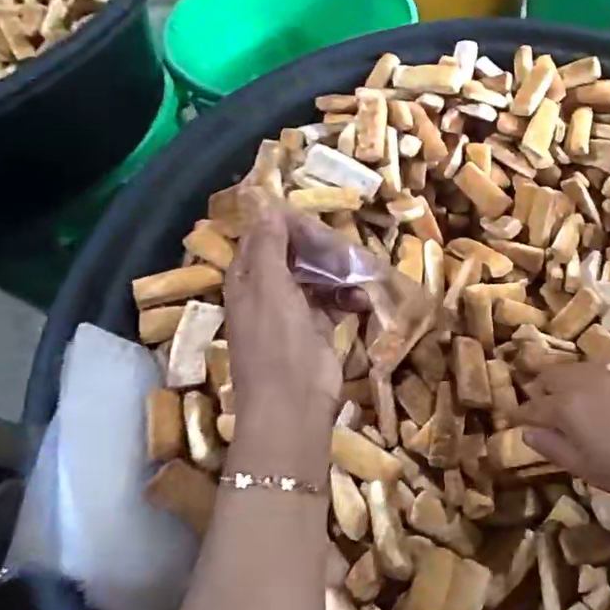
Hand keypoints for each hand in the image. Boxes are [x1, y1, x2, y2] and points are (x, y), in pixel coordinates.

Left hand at [223, 204, 341, 481]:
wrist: (293, 403)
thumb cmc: (277, 342)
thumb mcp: (268, 286)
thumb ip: (269, 245)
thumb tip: (269, 206)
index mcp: (247, 278)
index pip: (265, 237)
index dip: (289, 225)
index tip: (319, 223)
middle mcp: (267, 291)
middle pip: (294, 255)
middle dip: (319, 247)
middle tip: (345, 246)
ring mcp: (293, 311)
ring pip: (316, 276)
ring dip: (337, 271)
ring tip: (359, 269)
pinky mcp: (317, 329)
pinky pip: (333, 301)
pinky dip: (347, 296)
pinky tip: (362, 298)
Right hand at [516, 364, 609, 513]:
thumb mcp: (587, 469)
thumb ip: (554, 447)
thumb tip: (527, 432)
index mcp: (566, 406)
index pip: (532, 407)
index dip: (519, 415)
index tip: (510, 421)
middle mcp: (583, 382)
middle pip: (551, 376)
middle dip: (538, 390)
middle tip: (534, 407)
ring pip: (574, 370)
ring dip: (561, 382)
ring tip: (562, 403)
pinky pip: (596, 373)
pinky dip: (584, 382)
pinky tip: (594, 401)